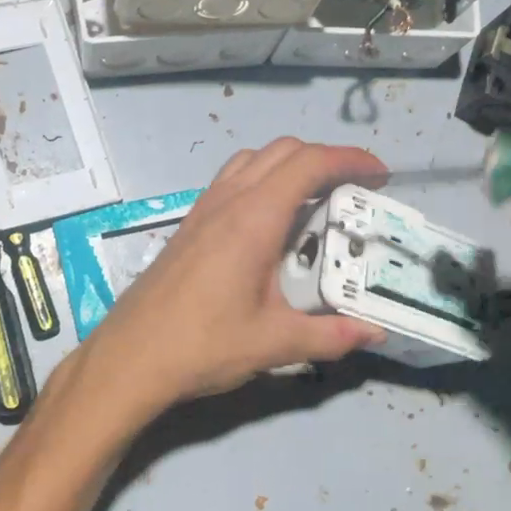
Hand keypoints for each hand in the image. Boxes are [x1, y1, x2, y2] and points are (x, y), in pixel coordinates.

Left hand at [78, 138, 387, 410]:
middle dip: (325, 159)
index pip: (310, 164)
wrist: (130, 359)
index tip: (380, 174)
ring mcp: (202, 211)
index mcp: (254, 218)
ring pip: (252, 161)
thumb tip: (373, 334)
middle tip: (353, 190)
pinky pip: (231, 183)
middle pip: (283, 151)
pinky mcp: (188, 227)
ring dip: (289, 167)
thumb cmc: (202, 346)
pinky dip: (261, 183)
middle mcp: (228, 201)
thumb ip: (329, 335)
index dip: (351, 159)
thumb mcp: (274, 343)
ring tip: (314, 203)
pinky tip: (270, 228)